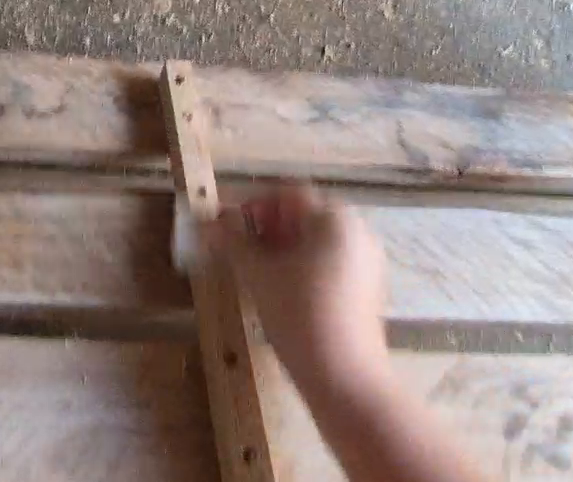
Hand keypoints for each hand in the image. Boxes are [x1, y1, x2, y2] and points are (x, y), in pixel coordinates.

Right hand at [207, 184, 388, 384]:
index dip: (251, 203)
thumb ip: (230, 242)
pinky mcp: (367, 288)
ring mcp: (366, 260)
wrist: (344, 380)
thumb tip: (205, 224)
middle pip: (303, 213)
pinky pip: (329, 259)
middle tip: (236, 244)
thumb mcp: (258, 273)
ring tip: (253, 266)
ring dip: (281, 244)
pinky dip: (302, 262)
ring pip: (315, 238)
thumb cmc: (299, 315)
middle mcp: (356, 230)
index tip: (225, 221)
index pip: (286, 193)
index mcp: (334, 218)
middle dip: (265, 224)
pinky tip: (279, 285)